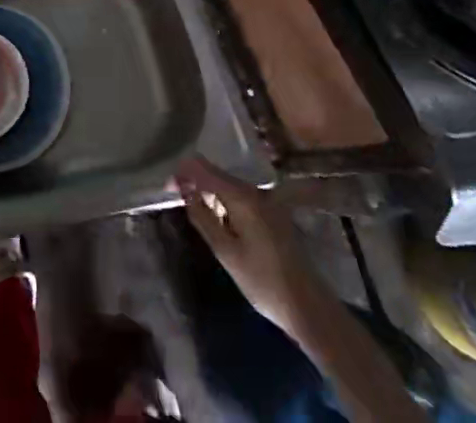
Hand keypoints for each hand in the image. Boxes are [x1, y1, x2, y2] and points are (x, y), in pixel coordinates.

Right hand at [175, 157, 329, 333]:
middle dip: (194, 180)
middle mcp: (256, 191)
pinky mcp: (273, 214)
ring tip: (191, 205)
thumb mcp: (225, 251)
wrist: (309, 308)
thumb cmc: (263, 281)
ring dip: (209, 191)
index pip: (203, 168)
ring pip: (229, 186)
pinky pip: (241, 197)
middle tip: (175, 196)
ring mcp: (268, 202)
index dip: (182, 172)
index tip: (166, 186)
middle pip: (217, 174)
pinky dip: (224, 201)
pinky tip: (217, 217)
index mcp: (242, 197)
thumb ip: (202, 216)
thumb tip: (184, 189)